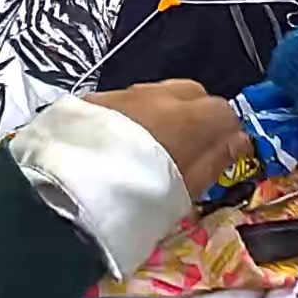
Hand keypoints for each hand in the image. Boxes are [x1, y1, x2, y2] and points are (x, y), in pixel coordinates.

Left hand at [88, 80, 248, 194]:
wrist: (58, 200)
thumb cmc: (134, 204)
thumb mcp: (184, 192)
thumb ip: (215, 160)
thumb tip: (239, 139)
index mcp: (189, 118)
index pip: (224, 111)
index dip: (226, 133)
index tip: (221, 154)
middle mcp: (160, 95)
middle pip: (192, 93)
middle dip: (196, 115)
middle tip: (187, 149)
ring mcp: (125, 94)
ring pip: (158, 94)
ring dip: (162, 113)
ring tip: (148, 149)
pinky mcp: (94, 99)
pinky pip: (125, 101)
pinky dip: (130, 116)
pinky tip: (117, 144)